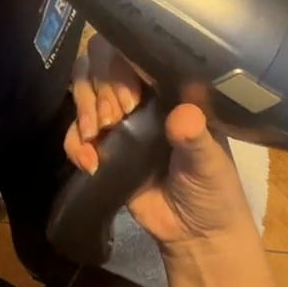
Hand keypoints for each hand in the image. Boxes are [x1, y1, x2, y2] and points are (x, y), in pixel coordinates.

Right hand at [64, 36, 252, 247]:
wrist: (196, 234)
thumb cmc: (213, 188)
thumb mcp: (210, 162)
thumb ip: (196, 137)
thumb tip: (183, 115)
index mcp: (166, 87)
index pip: (132, 52)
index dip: (119, 67)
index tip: (129, 99)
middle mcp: (138, 94)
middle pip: (98, 63)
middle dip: (98, 88)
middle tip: (113, 120)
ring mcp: (116, 119)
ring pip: (80, 89)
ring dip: (83, 109)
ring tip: (98, 137)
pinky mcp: (100, 146)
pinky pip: (73, 132)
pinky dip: (74, 143)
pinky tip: (90, 164)